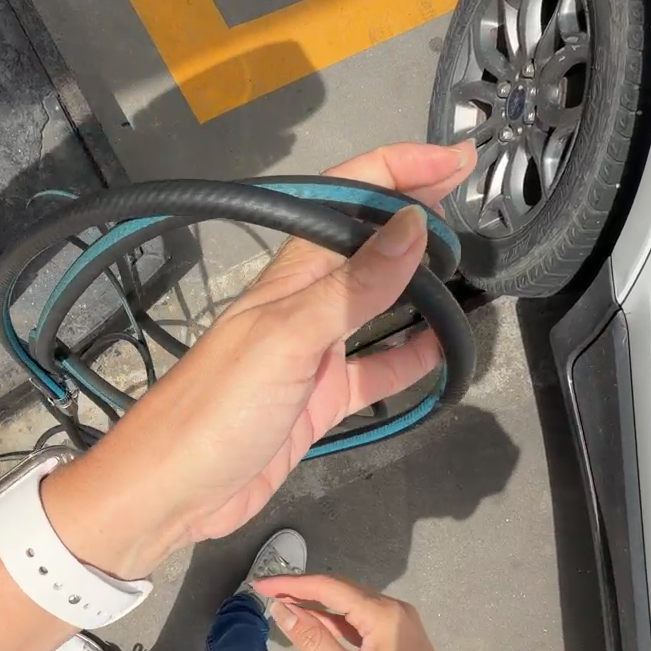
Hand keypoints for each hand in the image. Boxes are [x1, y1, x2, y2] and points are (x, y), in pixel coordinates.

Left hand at [43, 142, 473, 578]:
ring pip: (377, 307)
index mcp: (289, 279)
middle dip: (416, 220)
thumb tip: (411, 223)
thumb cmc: (219, 410)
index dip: (397, 170)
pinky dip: (410, 358)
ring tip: (474, 274)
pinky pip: (375, 370)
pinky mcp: (320, 401)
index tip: (456, 160)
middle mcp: (303, 307)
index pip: (345, 199)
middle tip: (476, 216)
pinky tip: (445, 350)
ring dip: (420, 287)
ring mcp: (312, 355)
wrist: (174, 490)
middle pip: (367, 247)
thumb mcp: (287, 340)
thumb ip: (350, 287)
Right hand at [254, 574, 471, 650]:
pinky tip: (316, 625)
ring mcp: (400, 624)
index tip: (259, 584)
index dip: (290, 584)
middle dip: (301, 589)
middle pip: (339, 590)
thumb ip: (314, 641)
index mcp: (383, 614)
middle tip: (266, 593)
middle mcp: (393, 609)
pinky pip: (361, 621)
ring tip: (283, 606)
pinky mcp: (400, 640)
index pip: (327, 587)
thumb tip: (280, 609)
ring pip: (350, 605)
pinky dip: (336, 621)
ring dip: (317, 605)